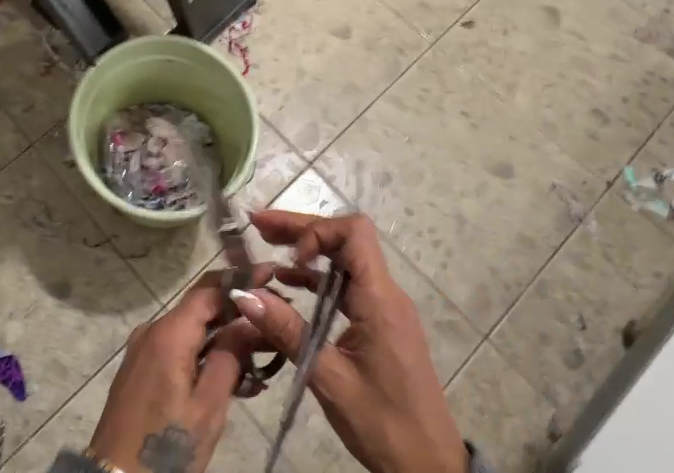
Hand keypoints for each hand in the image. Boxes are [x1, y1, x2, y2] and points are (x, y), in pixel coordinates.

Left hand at [87, 280, 265, 472]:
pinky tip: (233, 376)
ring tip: (263, 361)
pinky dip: (204, 354)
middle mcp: (152, 330)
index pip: (209, 290)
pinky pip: (177, 348)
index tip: (273, 277)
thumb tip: (249, 319)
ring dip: (224, 339)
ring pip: (191, 331)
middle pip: (200, 308)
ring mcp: (143, 349)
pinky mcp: (140, 368)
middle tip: (275, 328)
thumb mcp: (209, 406)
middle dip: (238, 314)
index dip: (241, 281)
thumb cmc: (167, 445)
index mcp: (168, 333)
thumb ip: (230, 357)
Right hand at [228, 211, 466, 472]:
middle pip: (345, 240)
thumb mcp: (329, 379)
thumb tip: (244, 294)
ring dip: (306, 251)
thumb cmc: (384, 423)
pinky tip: (286, 285)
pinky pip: (346, 287)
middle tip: (258, 224)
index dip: (317, 232)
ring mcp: (384, 310)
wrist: (429, 467)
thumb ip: (287, 331)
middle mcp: (386, 295)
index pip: (354, 233)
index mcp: (380, 301)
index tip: (289, 256)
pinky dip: (316, 279)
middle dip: (301, 229)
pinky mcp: (379, 326)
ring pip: (344, 262)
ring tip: (264, 246)